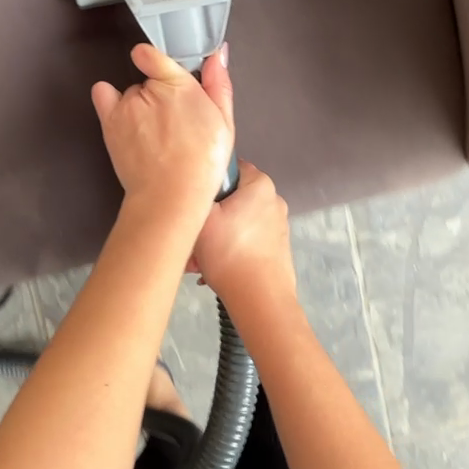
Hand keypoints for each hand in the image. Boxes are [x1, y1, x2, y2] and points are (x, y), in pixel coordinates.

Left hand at [91, 43, 232, 210]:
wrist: (170, 197)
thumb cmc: (201, 164)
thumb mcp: (223, 121)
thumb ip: (218, 83)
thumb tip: (217, 54)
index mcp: (178, 85)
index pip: (153, 54)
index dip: (159, 63)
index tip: (165, 73)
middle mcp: (148, 90)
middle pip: (147, 80)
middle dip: (159, 94)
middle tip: (173, 121)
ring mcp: (126, 106)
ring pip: (130, 94)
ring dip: (139, 107)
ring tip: (155, 135)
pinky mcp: (109, 121)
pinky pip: (102, 95)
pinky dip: (110, 100)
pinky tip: (125, 119)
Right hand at [191, 161, 293, 309]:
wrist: (259, 300)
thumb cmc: (229, 252)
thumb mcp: (201, 216)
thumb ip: (196, 192)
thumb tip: (191, 183)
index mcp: (260, 184)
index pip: (230, 168)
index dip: (208, 181)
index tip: (193, 200)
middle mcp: (274, 201)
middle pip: (231, 200)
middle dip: (209, 219)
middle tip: (191, 239)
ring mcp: (278, 226)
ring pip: (235, 224)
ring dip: (215, 239)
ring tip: (197, 261)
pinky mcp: (277, 249)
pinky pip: (245, 241)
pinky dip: (228, 251)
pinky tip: (212, 270)